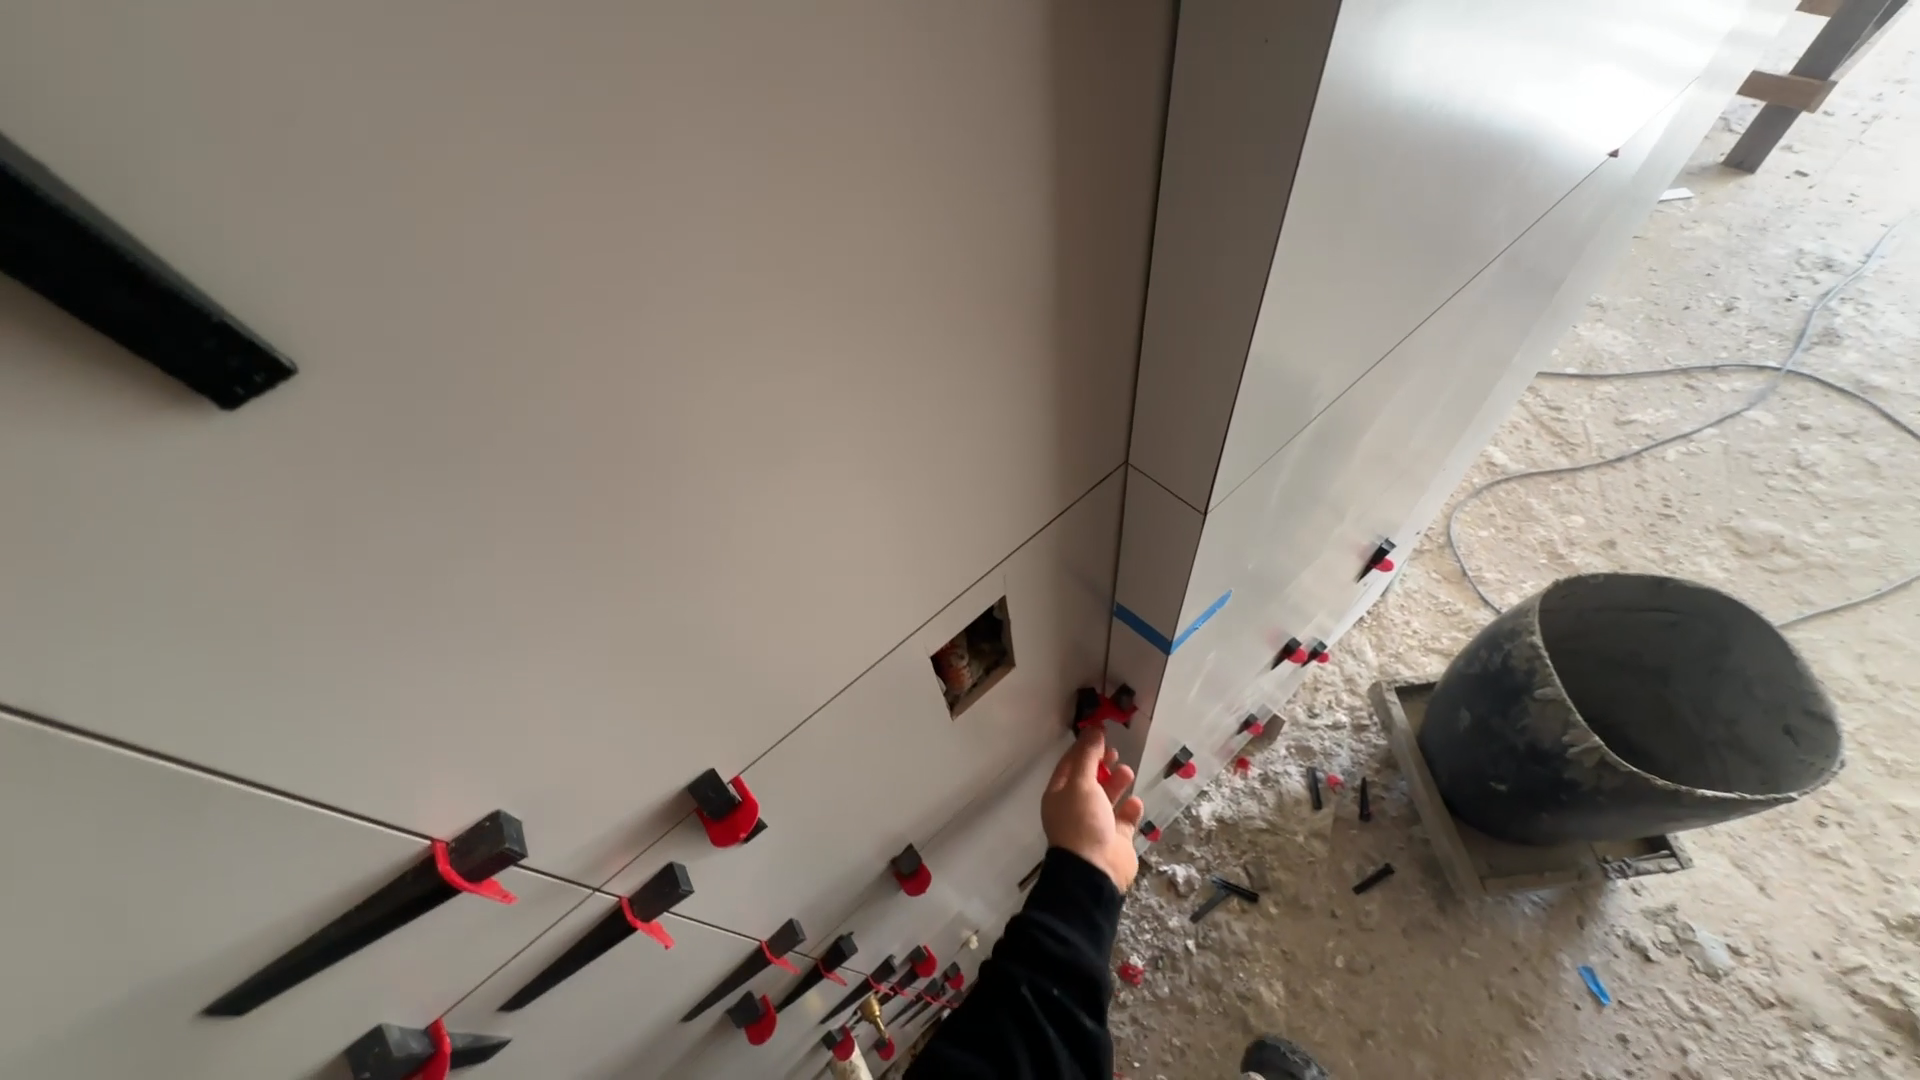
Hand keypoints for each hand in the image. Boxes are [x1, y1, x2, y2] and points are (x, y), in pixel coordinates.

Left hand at [1042, 726, 1145, 890]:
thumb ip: (1088, 756)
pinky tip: (1135, 801)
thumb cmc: (1082, 821)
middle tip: (1115, 752)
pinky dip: (1130, 808)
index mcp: (1059, 794)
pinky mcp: (1116, 839)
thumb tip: (1093, 729)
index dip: (1084, 747)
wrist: (1094, 871)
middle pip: (1089, 779)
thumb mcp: (1081, 783)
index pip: (1069, 764)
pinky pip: (1124, 819)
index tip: (1100, 732)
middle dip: (1101, 764)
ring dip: (1117, 782)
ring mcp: (1096, 824)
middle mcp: (1075, 808)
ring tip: (1126, 772)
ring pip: (1108, 797)